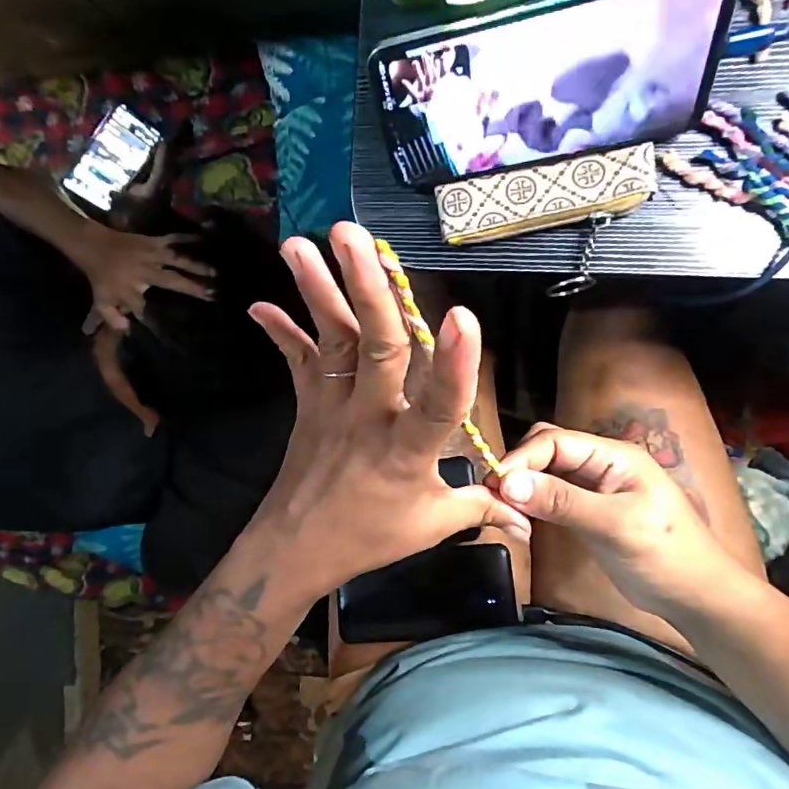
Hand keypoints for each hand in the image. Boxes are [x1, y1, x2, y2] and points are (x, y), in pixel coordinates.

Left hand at [75, 225, 214, 333]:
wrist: (91, 245)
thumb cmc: (100, 276)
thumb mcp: (101, 301)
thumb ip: (112, 317)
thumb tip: (129, 330)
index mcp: (131, 289)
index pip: (146, 308)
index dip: (158, 318)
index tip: (175, 328)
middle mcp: (145, 272)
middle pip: (171, 281)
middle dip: (192, 288)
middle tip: (212, 295)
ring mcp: (150, 255)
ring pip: (176, 260)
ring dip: (196, 266)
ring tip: (215, 273)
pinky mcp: (152, 241)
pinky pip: (172, 239)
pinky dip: (186, 238)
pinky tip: (203, 238)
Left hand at [245, 222, 529, 592]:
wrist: (295, 551)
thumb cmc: (368, 538)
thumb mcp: (432, 527)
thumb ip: (480, 509)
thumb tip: (528, 516)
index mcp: (408, 452)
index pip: (438, 406)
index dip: (454, 366)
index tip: (464, 317)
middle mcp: (369, 419)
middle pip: (374, 351)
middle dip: (367, 291)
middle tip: (353, 237)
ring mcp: (332, 408)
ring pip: (331, 343)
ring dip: (317, 291)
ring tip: (301, 243)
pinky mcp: (307, 405)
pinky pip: (297, 363)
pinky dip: (281, 332)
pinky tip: (260, 303)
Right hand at [494, 424, 756, 621]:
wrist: (696, 598)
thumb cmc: (665, 556)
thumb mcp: (614, 525)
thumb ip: (561, 501)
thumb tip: (507, 483)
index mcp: (614, 455)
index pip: (554, 441)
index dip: (522, 458)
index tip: (496, 485)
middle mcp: (601, 464)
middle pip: (546, 450)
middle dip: (519, 468)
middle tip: (496, 497)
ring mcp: (594, 489)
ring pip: (546, 473)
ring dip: (523, 487)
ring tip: (505, 511)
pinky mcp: (587, 512)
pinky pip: (551, 497)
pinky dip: (532, 504)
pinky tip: (521, 520)